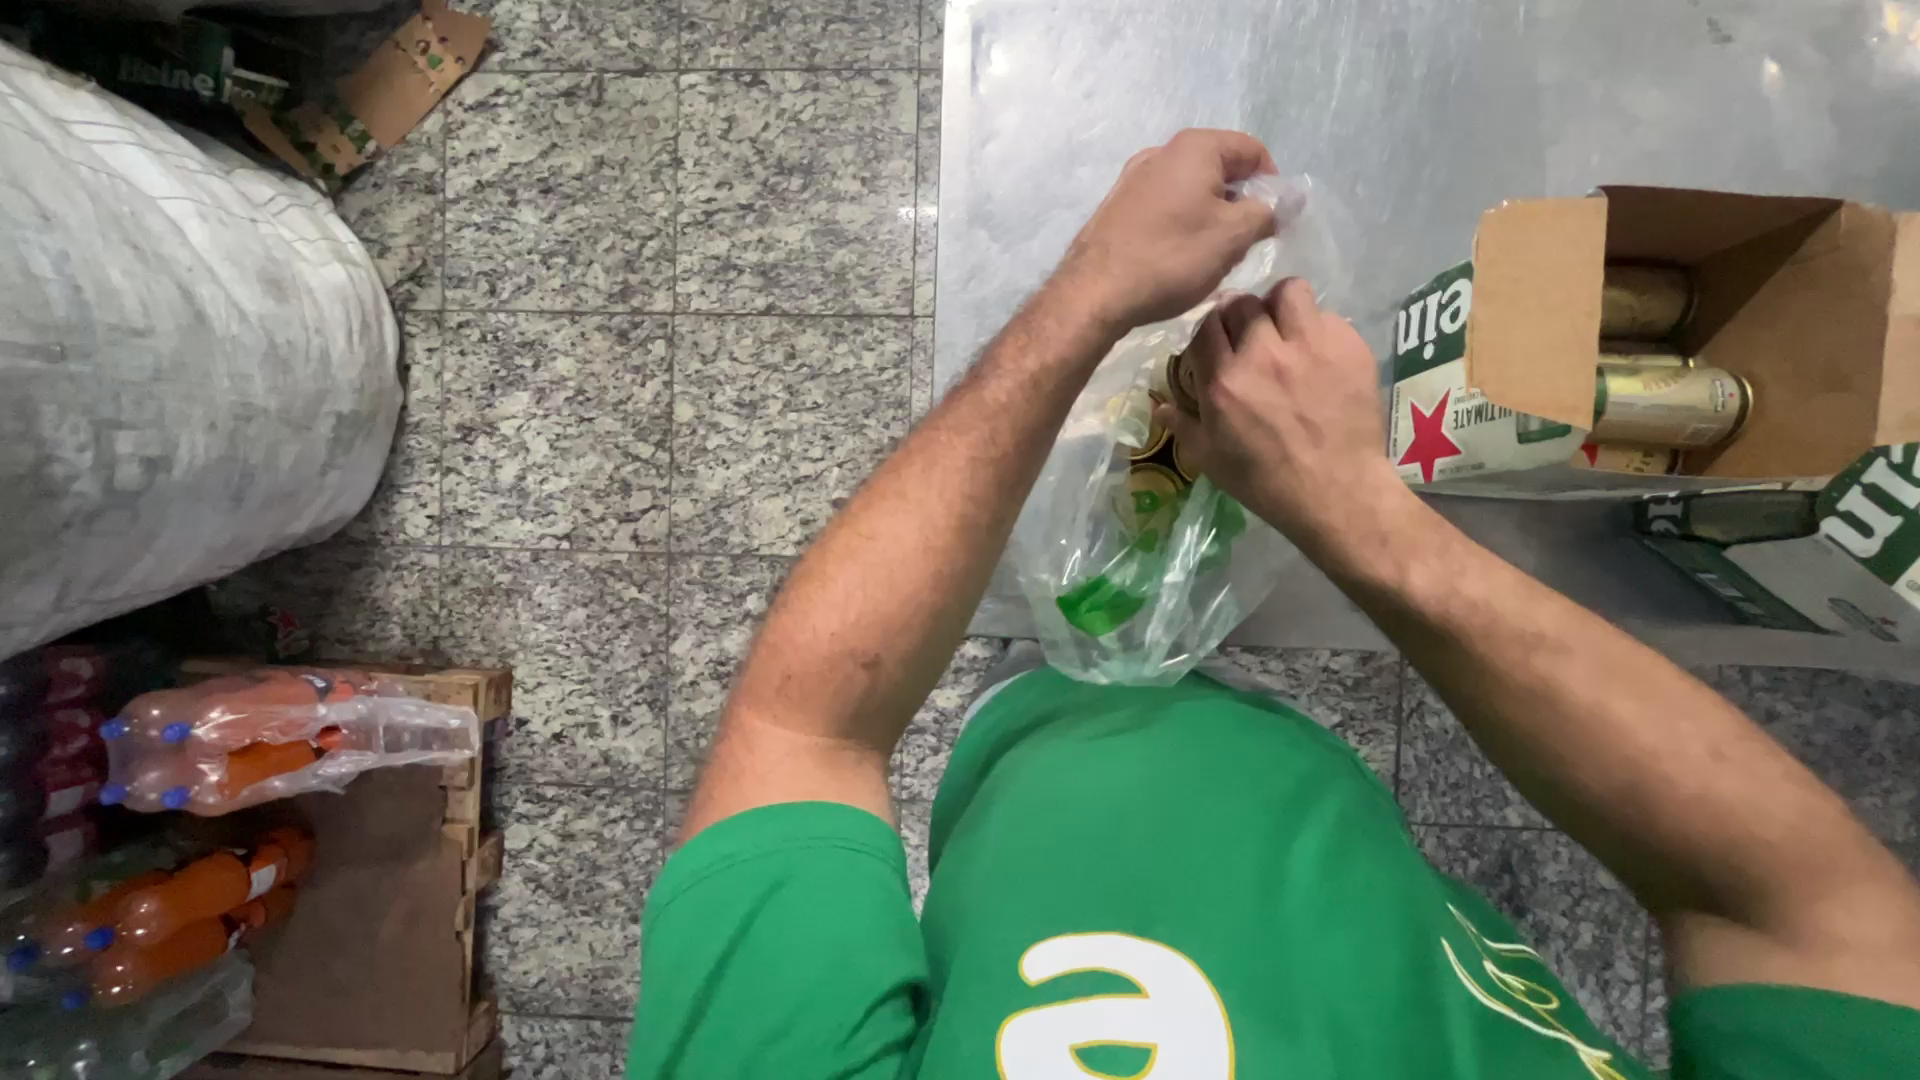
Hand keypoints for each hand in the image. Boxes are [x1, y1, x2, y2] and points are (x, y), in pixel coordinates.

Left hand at [1053, 129, 1279, 330]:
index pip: (1252, 151)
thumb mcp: (1234, 236)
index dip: (1272, 184)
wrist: (1095, 293)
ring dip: (1206, 218)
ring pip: (1187, 192)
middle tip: (1241, 243)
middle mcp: (1159, 152)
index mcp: (1195, 146)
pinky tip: (1173, 260)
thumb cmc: (1172, 258)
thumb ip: (1267, 212)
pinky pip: (1159, 210)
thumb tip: (1284, 202)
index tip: (1273, 221)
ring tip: (1206, 257)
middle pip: (1217, 170)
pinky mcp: (1113, 211)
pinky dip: (1175, 228)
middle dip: (1236, 203)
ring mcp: (1130, 181)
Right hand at [1159, 279, 1405, 547]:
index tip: (1215, 342)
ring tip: (1283, 325)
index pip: (1205, 327)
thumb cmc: (1263, 481)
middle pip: (1242, 303)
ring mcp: (1309, 345)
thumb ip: (1183, 424)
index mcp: (1223, 382)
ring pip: (1287, 292)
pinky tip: (1316, 351)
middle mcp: (1262, 354)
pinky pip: (1326, 315)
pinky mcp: (1347, 346)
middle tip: (1246, 333)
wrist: (1333, 490)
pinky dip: (1316, 327)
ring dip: (1279, 304)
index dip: (1208, 329)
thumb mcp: (1209, 459)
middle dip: (1239, 314)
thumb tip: (1158, 405)